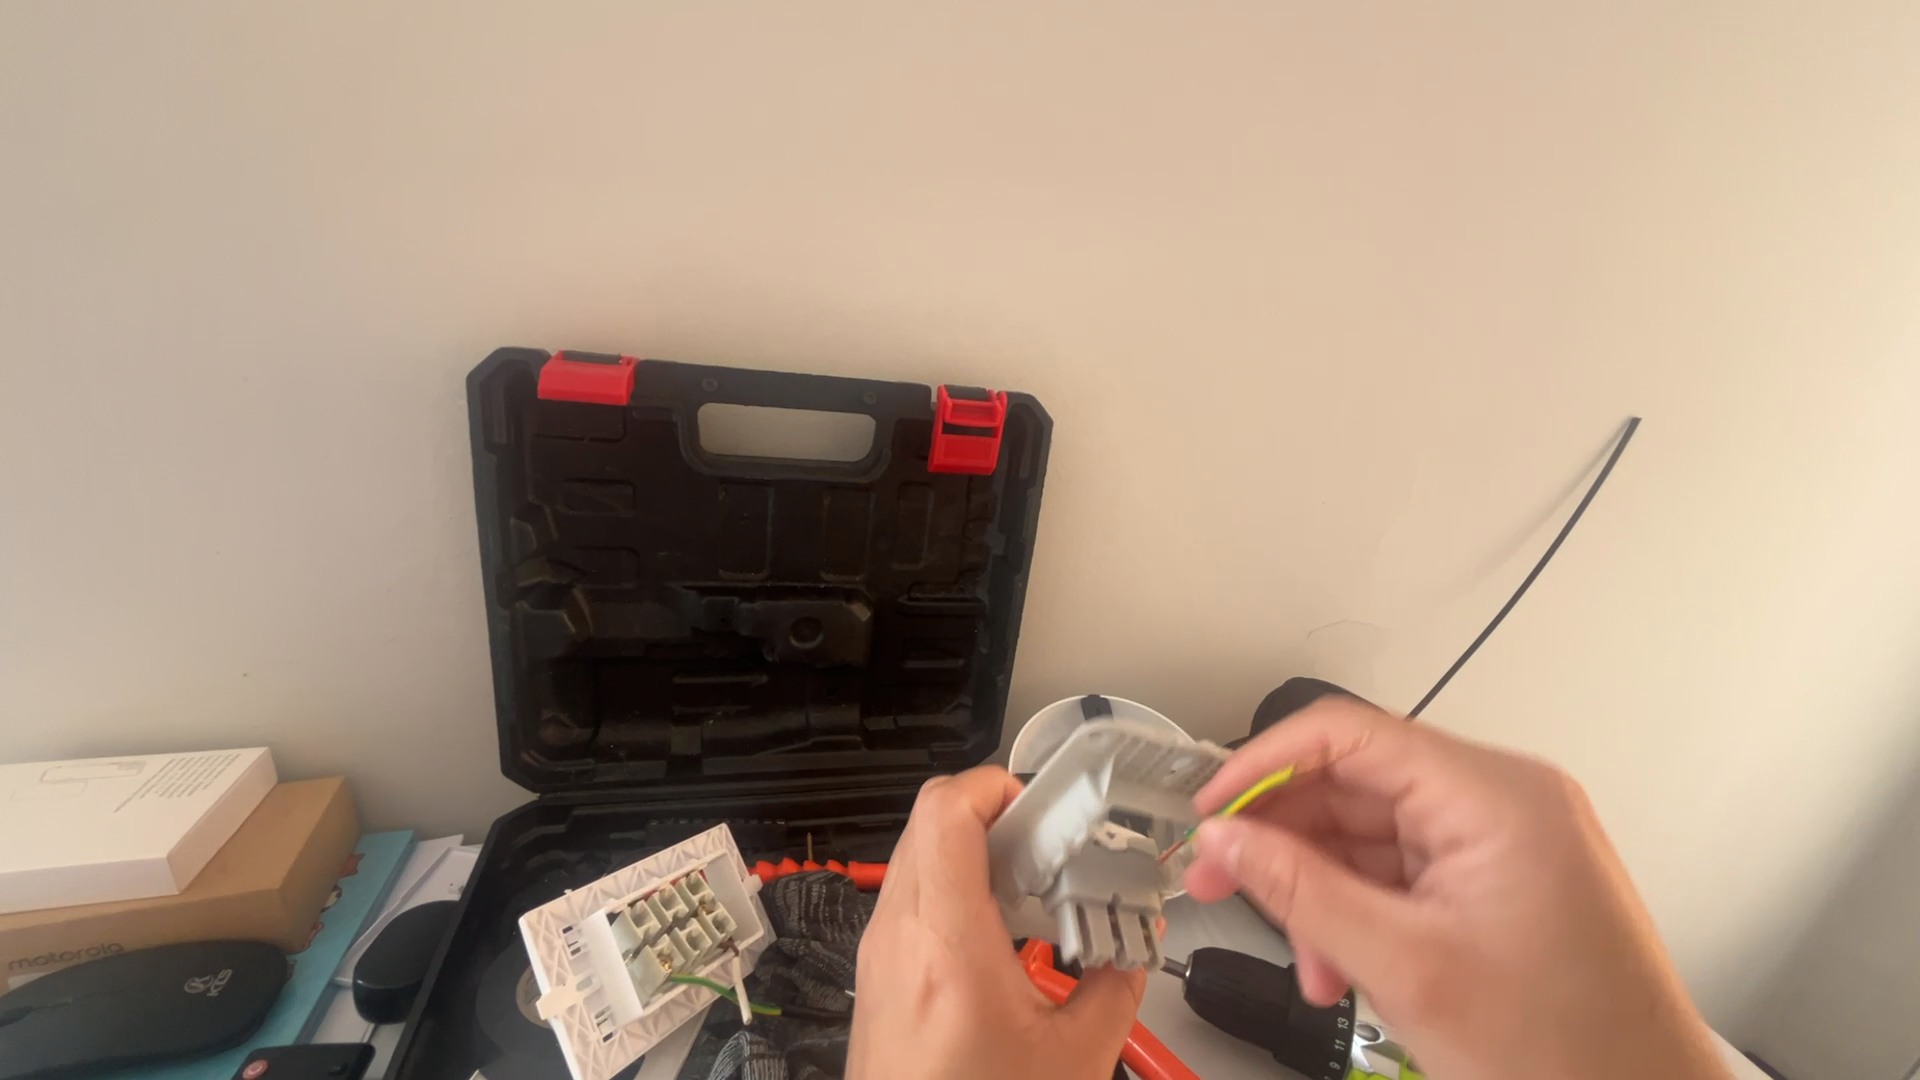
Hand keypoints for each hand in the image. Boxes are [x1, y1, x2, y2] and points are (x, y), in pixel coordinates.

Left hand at [847, 766, 1145, 1079]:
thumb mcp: (1073, 1063)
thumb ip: (1113, 990)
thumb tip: (1128, 947)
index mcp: (947, 945)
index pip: (946, 811)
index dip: (993, 786)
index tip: (1036, 805)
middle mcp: (899, 932)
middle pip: (930, 816)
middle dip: (991, 810)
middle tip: (1039, 839)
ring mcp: (879, 946)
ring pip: (917, 846)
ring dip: (969, 843)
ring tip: (1021, 879)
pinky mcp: (876, 964)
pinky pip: (910, 886)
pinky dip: (950, 877)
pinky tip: (992, 923)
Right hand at [1183, 697, 1730, 1079]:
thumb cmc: (1565, 1060)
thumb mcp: (1406, 968)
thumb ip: (1296, 890)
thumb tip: (1218, 837)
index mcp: (1493, 794)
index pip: (1346, 734)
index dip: (1264, 761)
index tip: (1211, 807)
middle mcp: (1493, 797)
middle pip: (1346, 783)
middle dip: (1278, 838)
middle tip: (1216, 877)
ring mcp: (1489, 835)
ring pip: (1357, 831)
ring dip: (1312, 888)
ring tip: (1300, 956)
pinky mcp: (1482, 872)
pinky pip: (1386, 866)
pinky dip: (1347, 907)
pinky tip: (1334, 962)